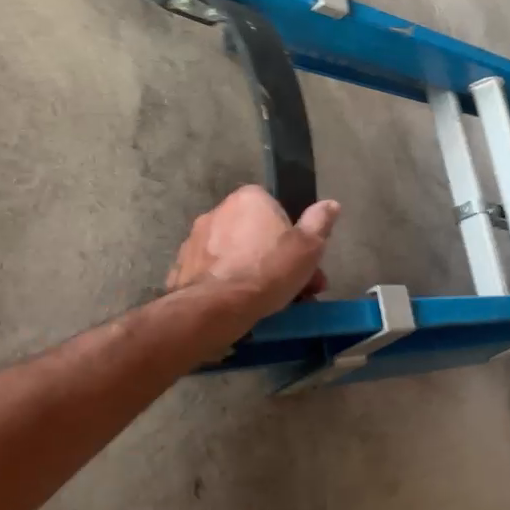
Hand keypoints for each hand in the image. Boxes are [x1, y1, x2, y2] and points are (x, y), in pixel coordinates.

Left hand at [164, 186, 339, 326]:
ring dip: (252, 267)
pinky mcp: (180, 270)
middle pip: (254, 230)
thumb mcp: (310, 245)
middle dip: (275, 252)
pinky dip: (229, 282)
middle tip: (294, 278)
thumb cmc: (269, 269)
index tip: (301, 249)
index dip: (289, 226)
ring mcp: (194, 242)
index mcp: (248, 200)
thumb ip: (320, 221)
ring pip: (235, 252)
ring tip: (272, 296)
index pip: (272, 203)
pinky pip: (215, 271)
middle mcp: (216, 213)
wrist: (216, 308)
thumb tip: (329, 204)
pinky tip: (244, 301)